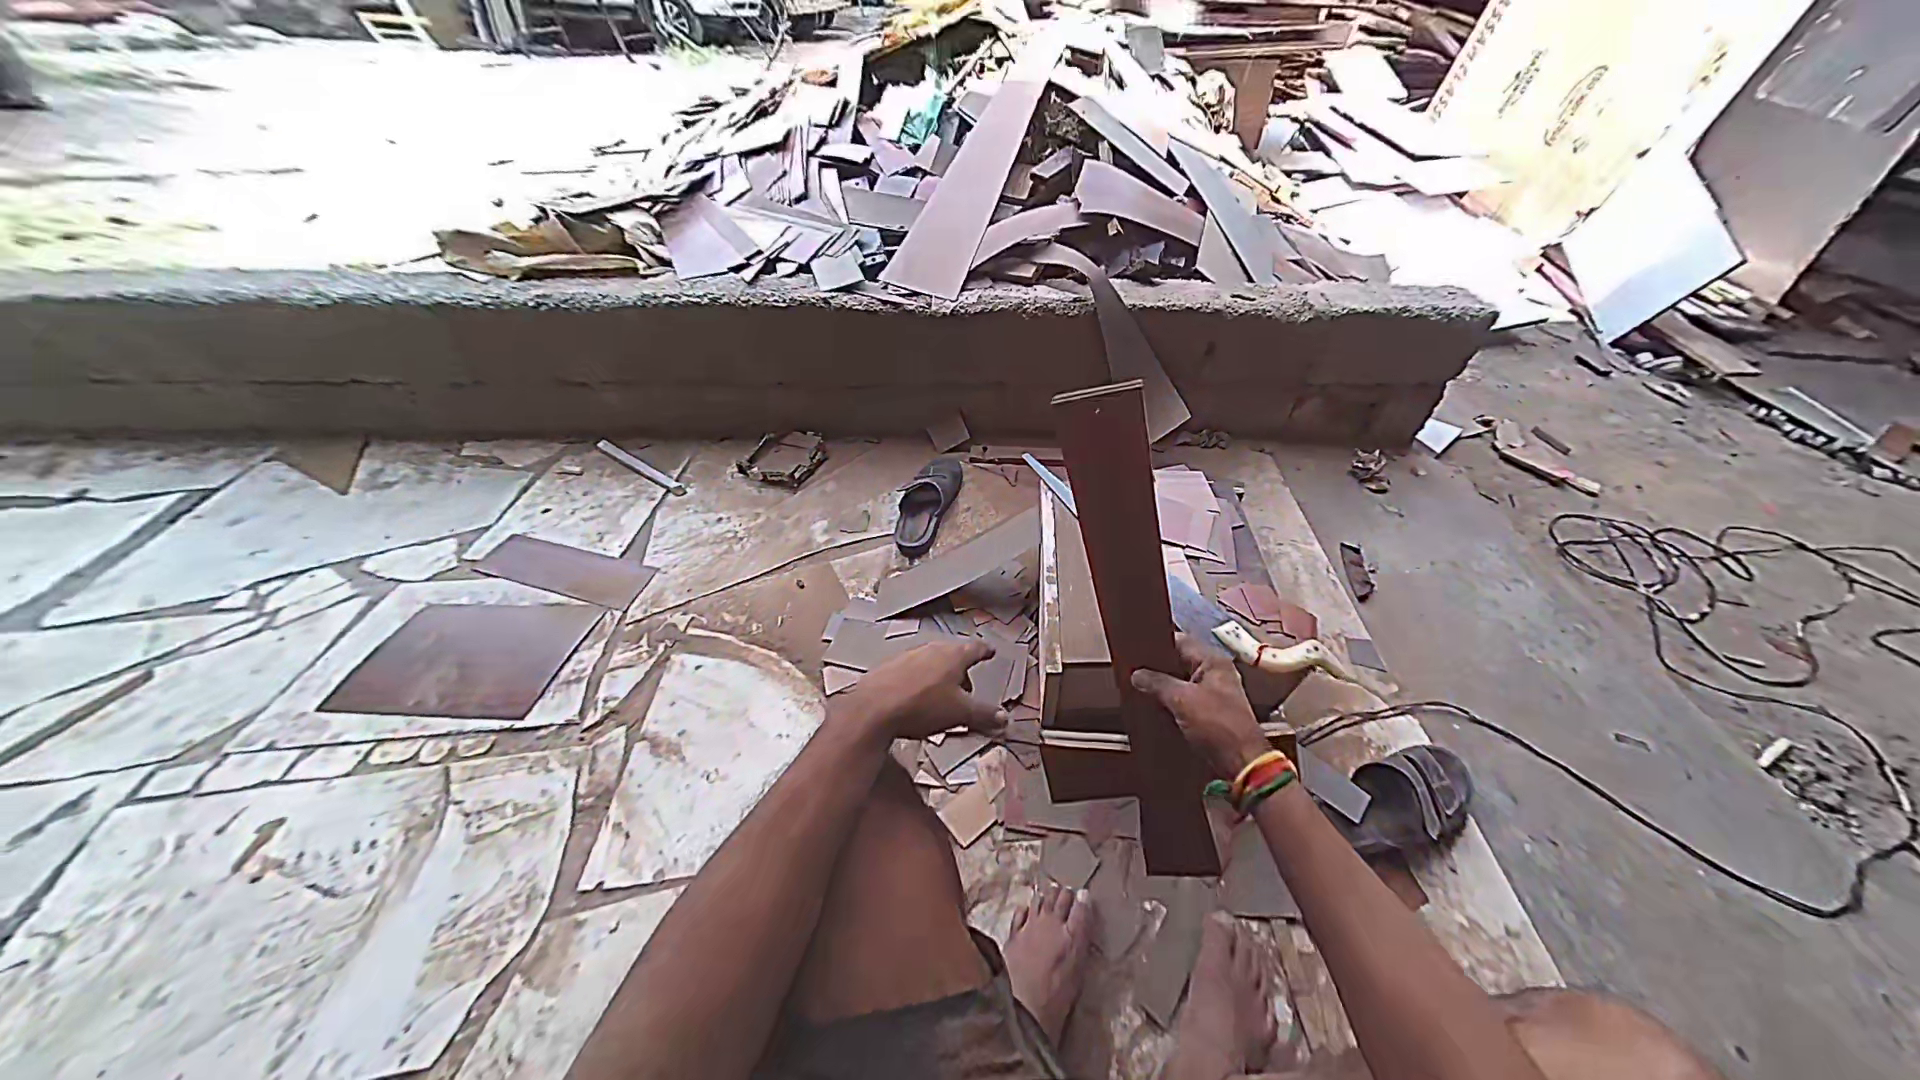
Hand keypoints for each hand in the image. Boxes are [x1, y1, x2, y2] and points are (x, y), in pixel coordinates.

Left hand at [836, 640, 1007, 741]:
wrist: (872, 710)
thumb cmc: (920, 705)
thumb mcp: (960, 714)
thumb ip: (984, 714)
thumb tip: (1004, 718)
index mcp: (952, 655)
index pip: (975, 649)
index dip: (985, 651)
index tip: (990, 651)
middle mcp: (930, 649)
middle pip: (952, 655)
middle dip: (960, 670)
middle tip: (966, 686)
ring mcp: (906, 656)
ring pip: (929, 663)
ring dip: (937, 676)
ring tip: (940, 697)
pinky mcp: (887, 668)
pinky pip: (909, 673)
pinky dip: (917, 682)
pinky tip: (914, 699)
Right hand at [1130, 633, 1271, 779]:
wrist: (1242, 764)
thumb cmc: (1218, 726)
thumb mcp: (1182, 699)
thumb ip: (1157, 683)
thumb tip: (1137, 675)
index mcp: (1213, 662)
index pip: (1180, 641)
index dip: (1157, 643)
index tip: (1134, 648)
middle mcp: (1215, 673)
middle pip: (1179, 661)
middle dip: (1157, 666)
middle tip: (1131, 668)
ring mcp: (1213, 693)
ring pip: (1180, 682)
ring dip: (1162, 686)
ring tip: (1137, 686)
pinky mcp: (1209, 712)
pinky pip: (1183, 699)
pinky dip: (1169, 701)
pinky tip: (1152, 705)